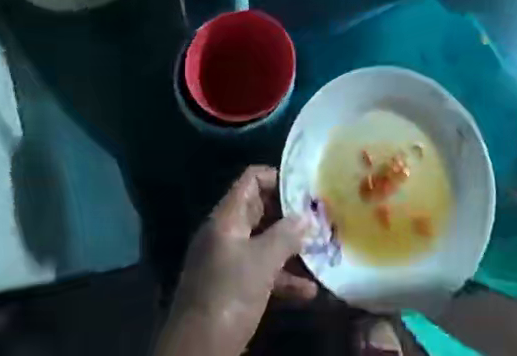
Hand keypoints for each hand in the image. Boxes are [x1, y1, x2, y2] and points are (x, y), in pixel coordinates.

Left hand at [155, 166, 316, 355]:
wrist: (195, 355)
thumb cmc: (228, 297)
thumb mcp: (261, 263)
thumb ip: (286, 235)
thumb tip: (308, 216)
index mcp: (226, 219)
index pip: (252, 179)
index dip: (279, 178)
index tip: (307, 189)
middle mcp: (226, 234)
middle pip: (261, 210)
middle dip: (291, 216)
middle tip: (321, 220)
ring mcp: (228, 263)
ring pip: (264, 244)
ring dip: (291, 250)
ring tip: (321, 253)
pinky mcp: (232, 290)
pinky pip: (262, 273)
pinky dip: (283, 278)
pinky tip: (309, 291)